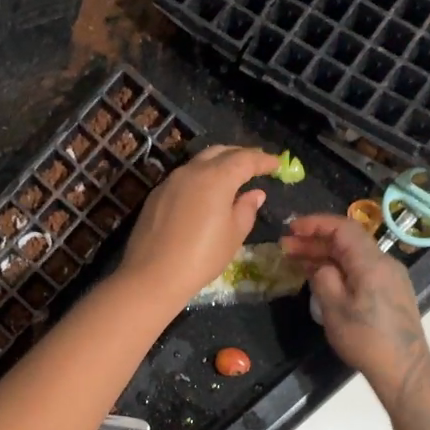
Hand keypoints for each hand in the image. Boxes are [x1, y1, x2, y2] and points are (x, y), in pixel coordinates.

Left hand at [117, 145, 280, 308]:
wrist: (152, 276)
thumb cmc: (201, 257)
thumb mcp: (233, 236)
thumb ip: (246, 209)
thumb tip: (254, 194)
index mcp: (216, 177)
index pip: (245, 159)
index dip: (263, 160)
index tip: (277, 164)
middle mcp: (191, 171)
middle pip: (220, 153)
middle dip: (240, 155)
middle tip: (255, 165)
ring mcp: (170, 182)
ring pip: (199, 163)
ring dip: (217, 165)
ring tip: (230, 178)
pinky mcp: (155, 196)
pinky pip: (183, 179)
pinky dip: (199, 179)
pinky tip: (204, 195)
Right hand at [280, 214, 429, 392]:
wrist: (403, 367)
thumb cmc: (365, 339)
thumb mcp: (334, 309)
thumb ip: (323, 279)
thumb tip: (319, 265)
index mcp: (371, 263)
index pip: (342, 228)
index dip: (314, 224)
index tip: (290, 229)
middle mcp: (384, 262)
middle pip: (348, 240)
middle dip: (315, 241)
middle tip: (286, 247)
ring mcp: (390, 276)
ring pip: (354, 255)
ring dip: (326, 254)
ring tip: (298, 261)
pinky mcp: (391, 290)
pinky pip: (362, 268)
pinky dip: (339, 267)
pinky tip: (322, 276)